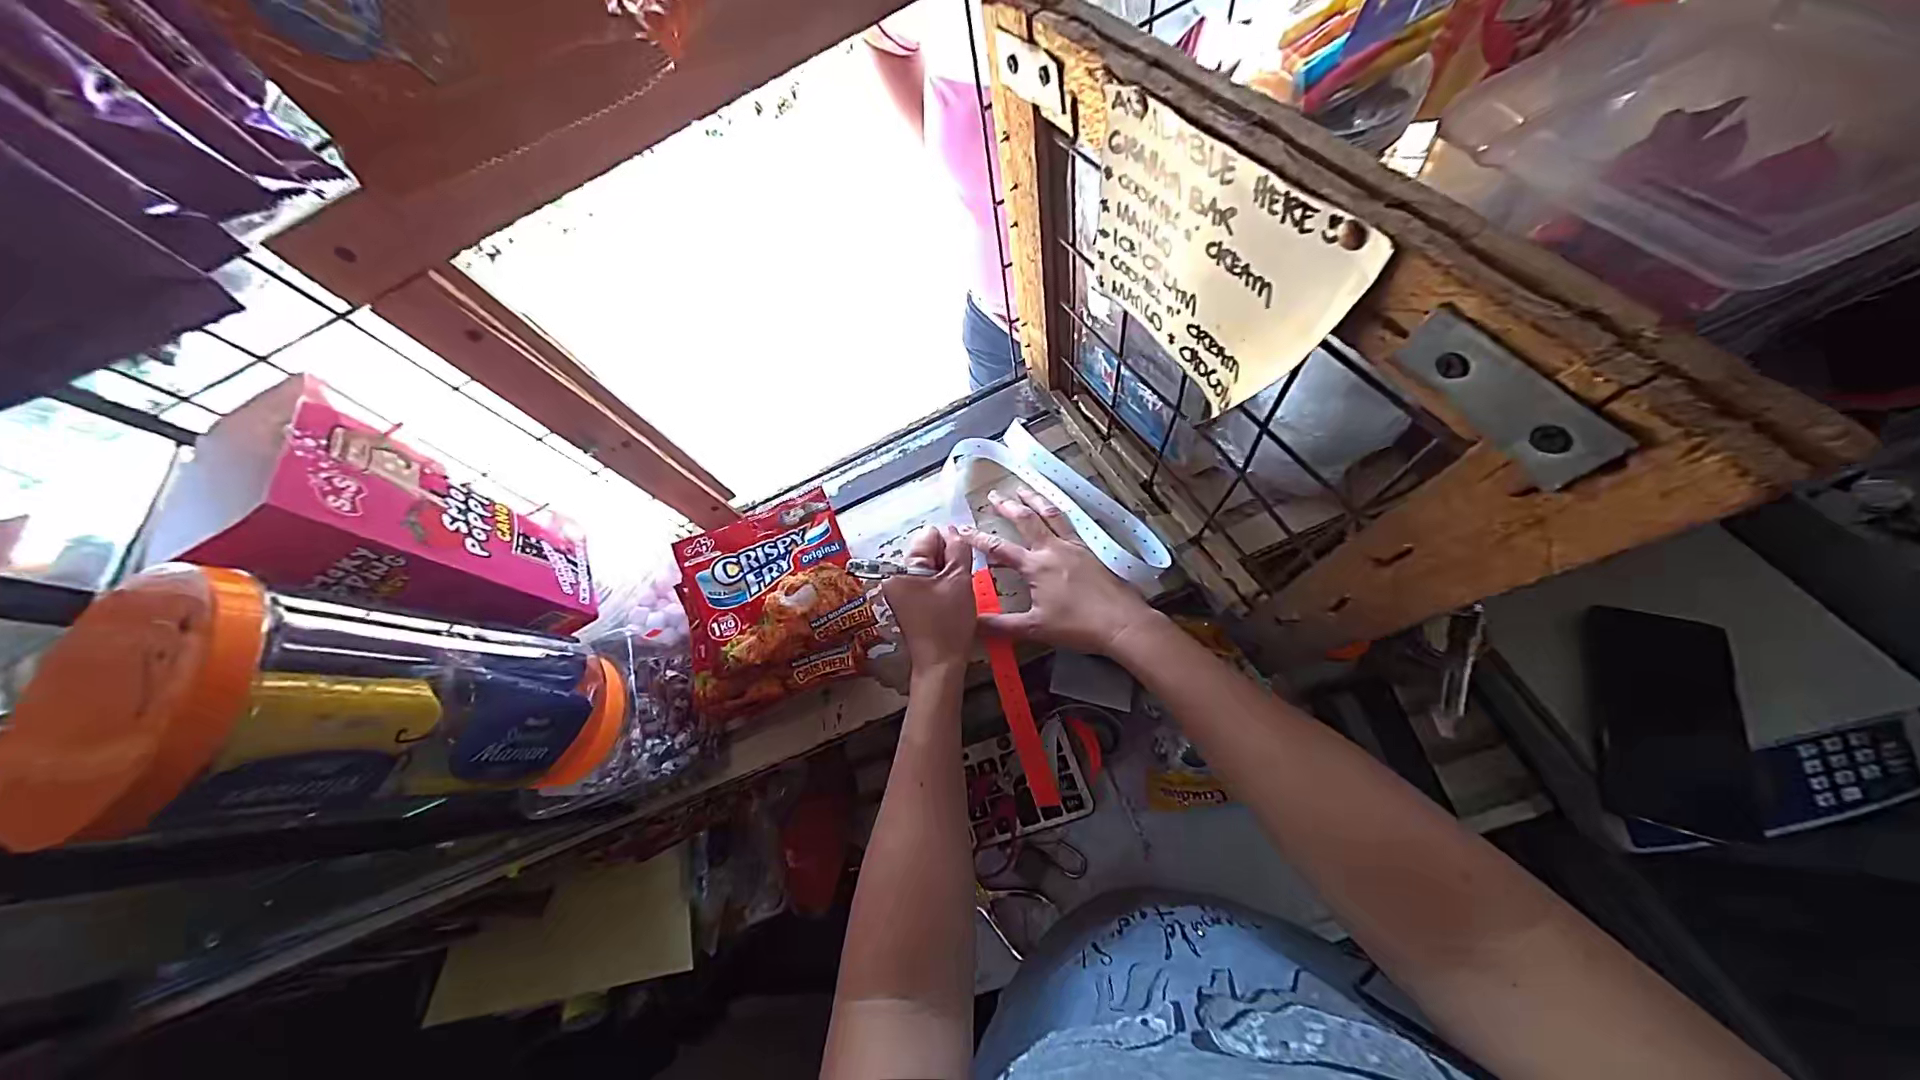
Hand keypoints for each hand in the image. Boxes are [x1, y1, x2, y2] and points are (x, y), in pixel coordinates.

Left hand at [881, 525, 976, 674]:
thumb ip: (958, 550)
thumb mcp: (959, 580)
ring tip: (955, 593)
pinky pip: (926, 583)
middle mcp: (895, 577)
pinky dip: (941, 587)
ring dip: (946, 574)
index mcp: (901, 569)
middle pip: (927, 551)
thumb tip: (953, 531)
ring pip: (929, 568)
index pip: (928, 537)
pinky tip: (950, 600)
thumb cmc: (948, 623)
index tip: (961, 564)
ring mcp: (900, 591)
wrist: (940, 663)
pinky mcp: (908, 603)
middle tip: (958, 582)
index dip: (949, 545)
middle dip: (947, 561)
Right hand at [959, 486, 1162, 657]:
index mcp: (1036, 566)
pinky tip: (1058, 513)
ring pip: (1051, 514)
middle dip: (1007, 506)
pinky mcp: (1090, 551)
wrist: (1120, 622)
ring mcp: (1074, 547)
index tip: (963, 529)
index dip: (978, 539)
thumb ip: (1001, 625)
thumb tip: (973, 624)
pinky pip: (1070, 524)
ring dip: (1034, 500)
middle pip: (1026, 520)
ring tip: (1024, 490)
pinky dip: (1060, 513)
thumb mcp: (1034, 628)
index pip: (999, 548)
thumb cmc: (1078, 625)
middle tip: (994, 495)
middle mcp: (1053, 550)